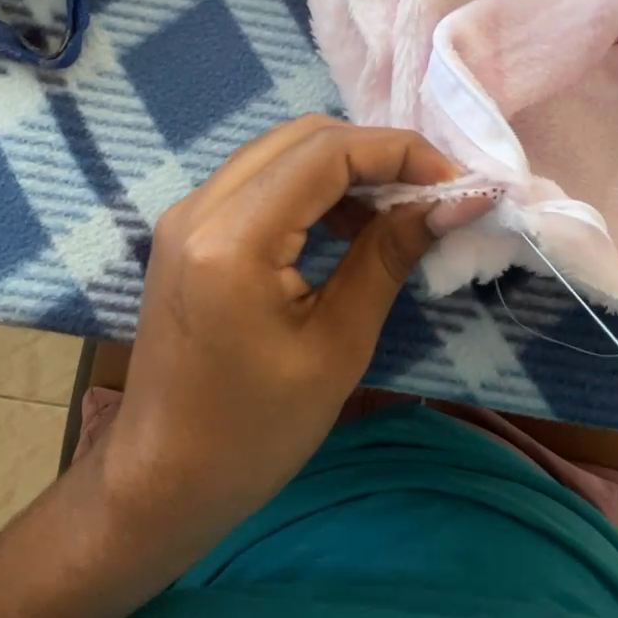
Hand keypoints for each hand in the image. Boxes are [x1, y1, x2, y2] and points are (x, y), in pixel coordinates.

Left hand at [0, 117, 470, 617]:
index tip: (454, 182)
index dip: (399, 152)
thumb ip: (390, 255)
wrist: (162, 479)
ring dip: (344, 167)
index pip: (326, 153)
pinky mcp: (187, 228)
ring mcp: (186, 213)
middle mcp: (200, 207)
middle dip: (376, 153)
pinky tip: (346, 224)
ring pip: (280, 151)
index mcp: (233, 239)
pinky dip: (309, 186)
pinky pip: (258, 179)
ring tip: (398, 207)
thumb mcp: (338, 345)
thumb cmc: (256, 431)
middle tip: (432, 191)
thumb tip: (455, 201)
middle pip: (302, 138)